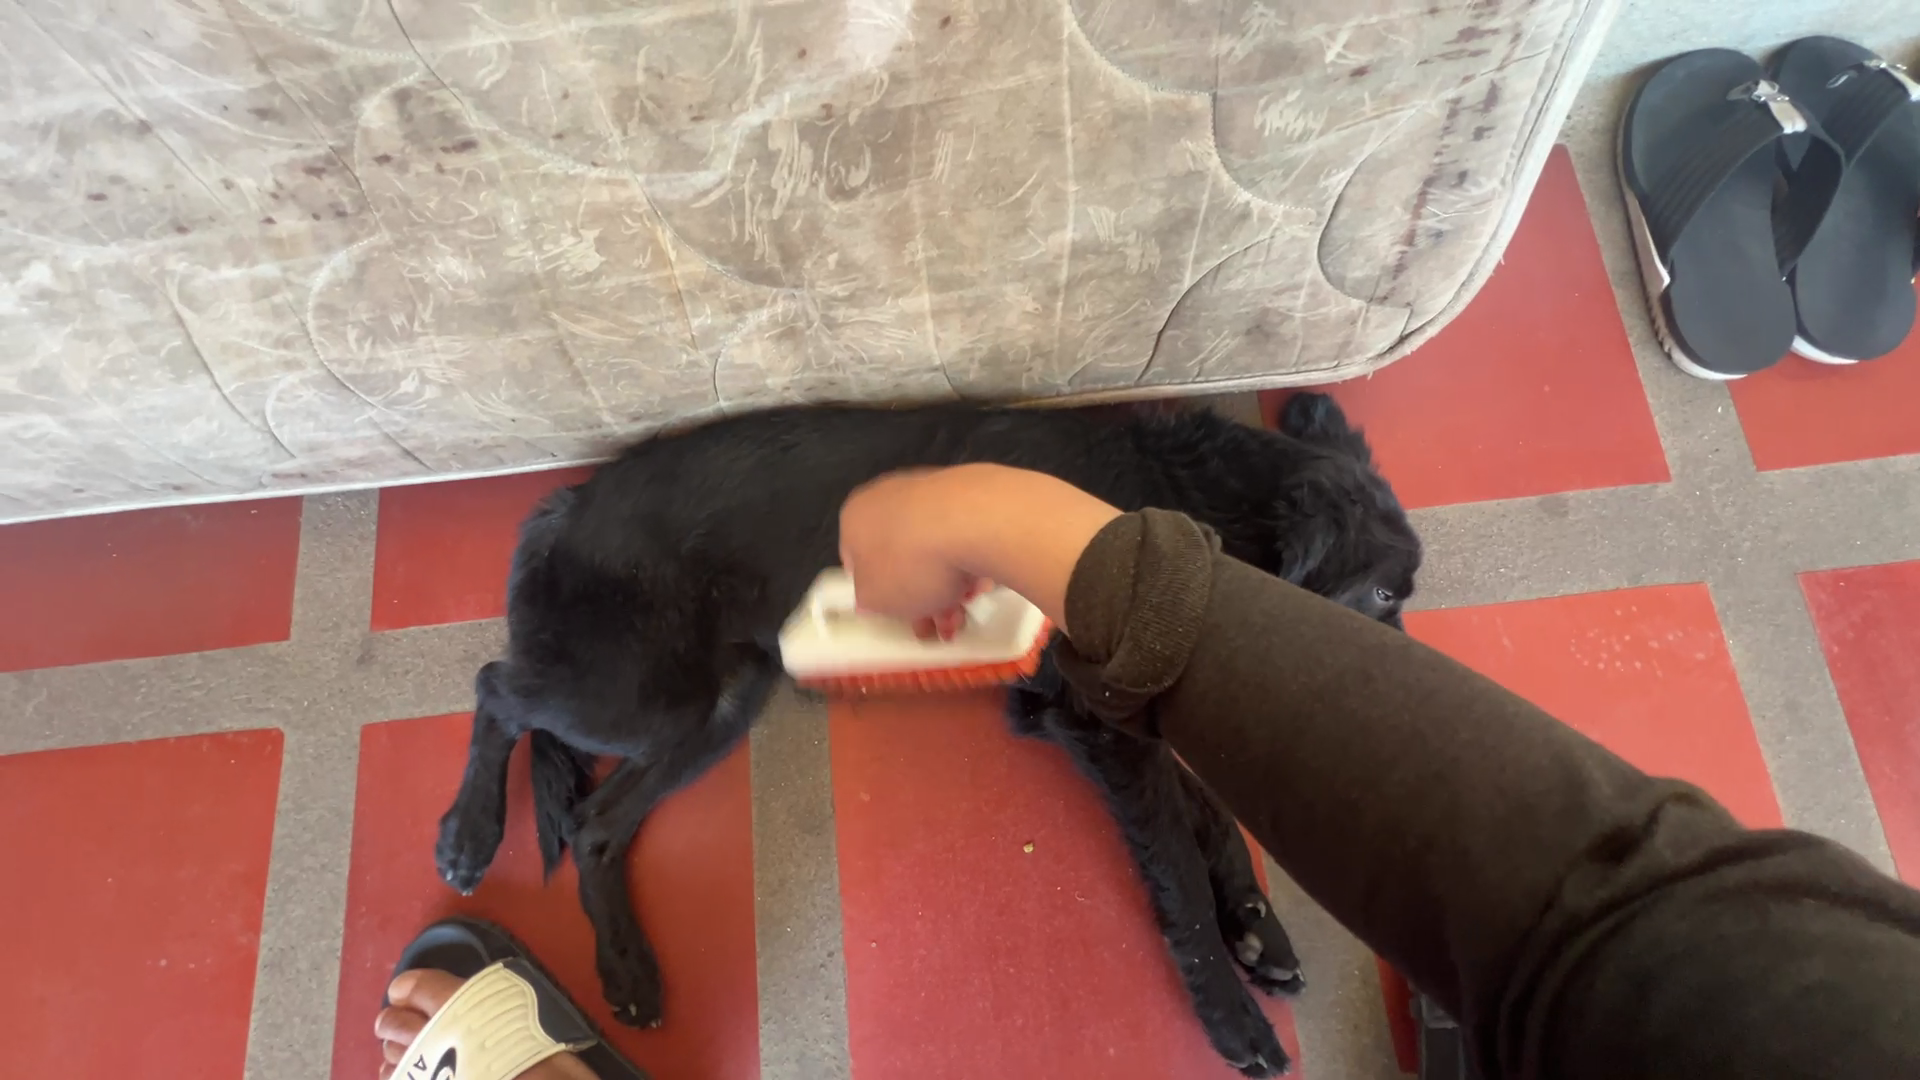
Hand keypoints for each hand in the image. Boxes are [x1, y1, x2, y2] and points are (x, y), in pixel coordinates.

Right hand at [838, 464, 1121, 637]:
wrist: (989, 519)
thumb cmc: (918, 563)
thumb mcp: (876, 599)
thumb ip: (868, 599)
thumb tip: (880, 596)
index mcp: (860, 511)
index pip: (855, 559)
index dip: (877, 597)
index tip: (901, 620)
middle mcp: (898, 490)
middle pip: (902, 553)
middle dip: (919, 595)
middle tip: (937, 626)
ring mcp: (944, 484)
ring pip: (940, 546)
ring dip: (950, 584)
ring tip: (966, 611)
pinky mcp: (986, 486)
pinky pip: (972, 534)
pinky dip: (976, 561)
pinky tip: (989, 581)